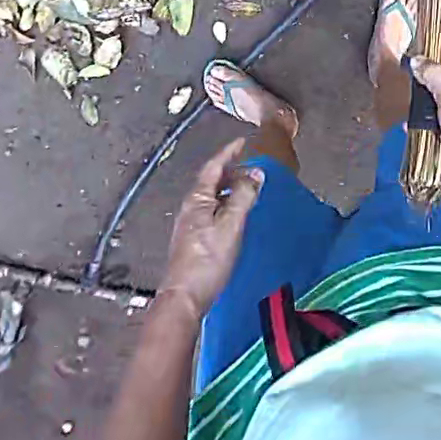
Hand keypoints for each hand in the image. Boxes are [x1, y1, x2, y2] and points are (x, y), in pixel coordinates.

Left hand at [159, 138, 262, 320]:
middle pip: (212, 180)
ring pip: (212, 196)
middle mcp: (190, 208)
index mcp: (197, 199)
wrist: (184, 298)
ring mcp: (190, 224)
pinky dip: (226, 203)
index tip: (243, 142)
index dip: (228, 152)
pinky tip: (236, 214)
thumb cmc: (208, 260)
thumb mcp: (231, 225)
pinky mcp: (193, 239)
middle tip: (251, 166)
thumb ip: (244, 197)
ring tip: (248, 187)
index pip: (214, 167)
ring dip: (229, 187)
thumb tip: (256, 173)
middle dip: (231, 170)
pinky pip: (212, 210)